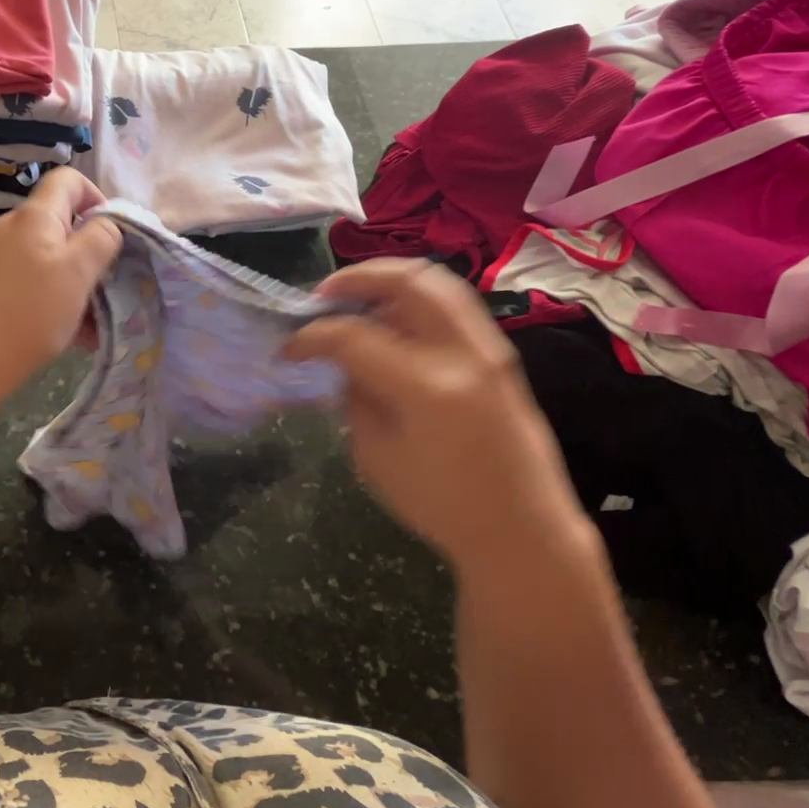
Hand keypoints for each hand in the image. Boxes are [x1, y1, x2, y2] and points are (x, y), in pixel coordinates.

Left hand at [0, 167, 123, 406]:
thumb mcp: (78, 272)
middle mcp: (10, 228)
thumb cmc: (31, 315)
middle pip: (60, 223)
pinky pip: (32, 282)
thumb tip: (107, 222)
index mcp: (32, 216)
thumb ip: (101, 237)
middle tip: (107, 285)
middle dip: (90, 251)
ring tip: (93, 321)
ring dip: (76, 283)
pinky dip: (55, 299)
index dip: (97, 197)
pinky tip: (72, 335)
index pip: (67, 180)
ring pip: (49, 258)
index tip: (114, 234)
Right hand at [283, 259, 594, 578]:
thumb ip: (356, 396)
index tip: (288, 348)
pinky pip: (451, 307)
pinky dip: (413, 302)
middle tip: (321, 298)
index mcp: (427, 388)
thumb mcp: (374, 455)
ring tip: (353, 305)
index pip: (353, 336)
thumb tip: (339, 361)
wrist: (520, 528)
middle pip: (408, 281)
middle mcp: (464, 355)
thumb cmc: (437, 503)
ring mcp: (489, 350)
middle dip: (355, 279)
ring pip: (437, 283)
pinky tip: (387, 327)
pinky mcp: (498, 356)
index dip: (310, 336)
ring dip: (387, 284)